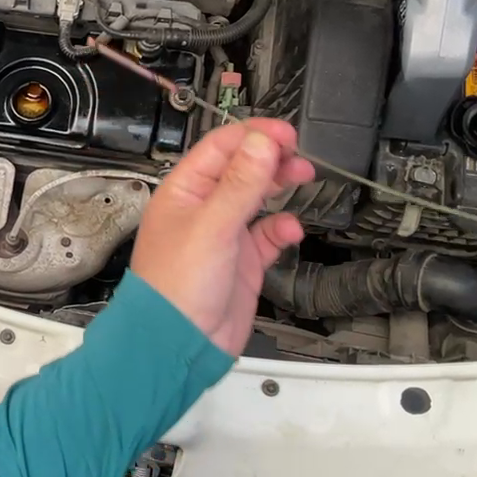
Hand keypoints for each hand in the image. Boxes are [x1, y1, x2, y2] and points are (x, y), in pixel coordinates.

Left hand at [130, 119, 313, 354]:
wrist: (179, 341)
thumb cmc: (174, 286)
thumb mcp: (211, 226)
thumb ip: (240, 184)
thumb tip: (260, 142)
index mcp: (182, 192)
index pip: (219, 148)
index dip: (253, 136)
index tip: (286, 135)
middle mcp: (201, 209)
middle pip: (241, 168)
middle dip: (270, 157)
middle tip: (298, 156)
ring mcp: (222, 234)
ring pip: (256, 197)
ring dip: (279, 185)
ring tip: (302, 177)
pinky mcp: (241, 260)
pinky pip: (267, 234)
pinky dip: (282, 227)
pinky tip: (290, 229)